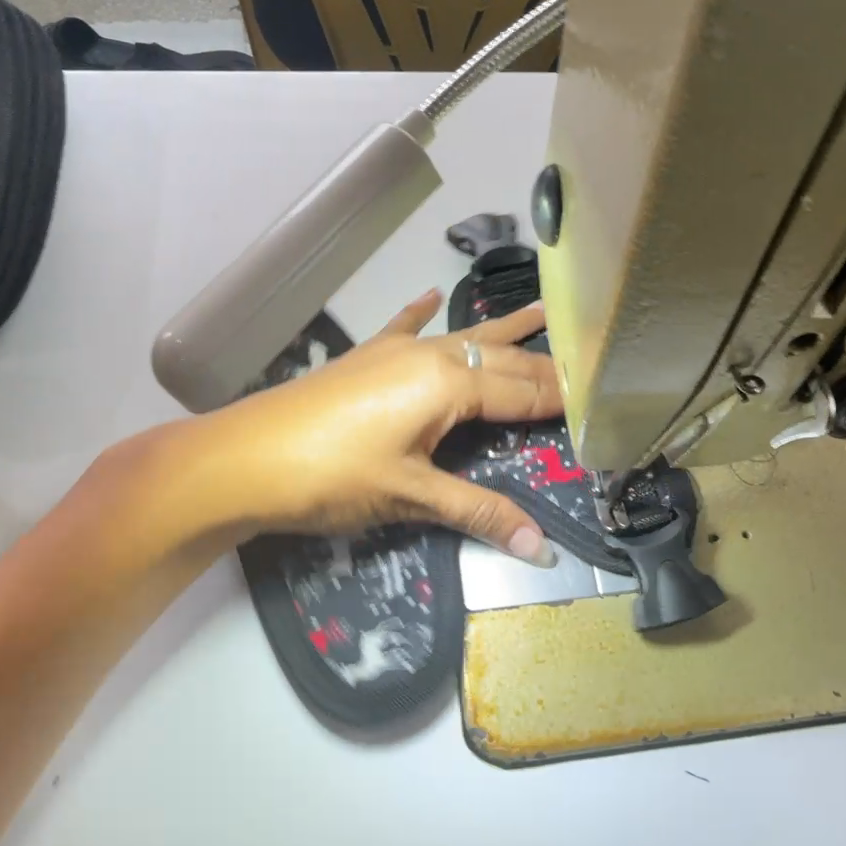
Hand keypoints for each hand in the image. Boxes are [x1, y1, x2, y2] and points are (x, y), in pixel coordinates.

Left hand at [126, 289, 564, 565]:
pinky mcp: (364, 360)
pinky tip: (431, 295)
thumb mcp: (409, 496)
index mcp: (448, 383)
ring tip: (543, 309)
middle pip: (502, 360)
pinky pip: (405, 330)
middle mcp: (429, 355)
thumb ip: (478, 513)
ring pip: (463, 339)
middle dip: (546, 367)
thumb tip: (542, 549)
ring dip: (503, 332)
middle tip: (591, 367)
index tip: (605, 405)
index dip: (564, 400)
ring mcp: (393, 352)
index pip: (524, 390)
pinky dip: (424, 315)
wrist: (241, 460)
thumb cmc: (330, 477)